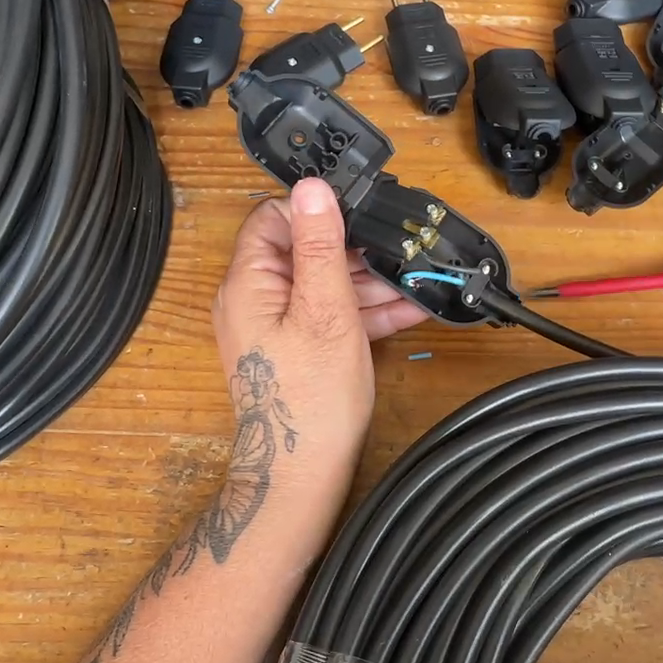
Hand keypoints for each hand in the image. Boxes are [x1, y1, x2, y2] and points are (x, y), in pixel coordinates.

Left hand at [213, 179, 430, 475]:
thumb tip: (311, 186)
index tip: (358, 217)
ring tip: (414, 280)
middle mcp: (254, 298)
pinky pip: (327, 314)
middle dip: (352, 250)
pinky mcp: (294, 347)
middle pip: (302, 250)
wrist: (303, 475)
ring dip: (367, 282)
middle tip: (397, 250)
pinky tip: (409, 309)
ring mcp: (274, 325)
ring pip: (321, 283)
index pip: (273, 218)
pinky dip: (363, 311)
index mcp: (249, 281)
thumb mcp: (325, 308)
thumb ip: (319, 245)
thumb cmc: (313, 394)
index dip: (314, 212)